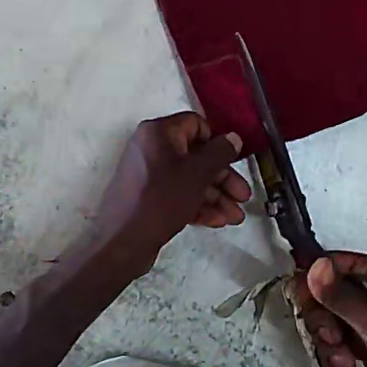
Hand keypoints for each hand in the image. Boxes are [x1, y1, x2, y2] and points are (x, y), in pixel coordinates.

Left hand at [91, 113, 249, 277]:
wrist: (122, 242)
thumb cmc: (162, 199)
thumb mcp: (197, 174)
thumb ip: (219, 153)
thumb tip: (233, 138)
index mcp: (159, 133)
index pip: (195, 125)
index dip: (216, 142)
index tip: (233, 162)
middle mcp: (151, 148)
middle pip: (196, 156)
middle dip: (222, 178)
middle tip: (243, 197)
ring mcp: (148, 174)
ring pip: (190, 178)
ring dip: (215, 196)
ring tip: (235, 217)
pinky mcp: (148, 197)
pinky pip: (178, 193)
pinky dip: (198, 204)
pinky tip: (218, 221)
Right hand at [290, 253, 366, 366]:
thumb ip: (341, 297)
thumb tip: (315, 270)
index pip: (326, 264)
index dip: (311, 283)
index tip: (308, 304)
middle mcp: (364, 290)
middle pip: (317, 294)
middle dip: (320, 321)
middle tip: (332, 338)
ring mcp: (359, 315)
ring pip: (320, 320)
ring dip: (326, 345)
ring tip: (342, 360)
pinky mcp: (356, 339)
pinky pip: (328, 342)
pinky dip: (330, 357)